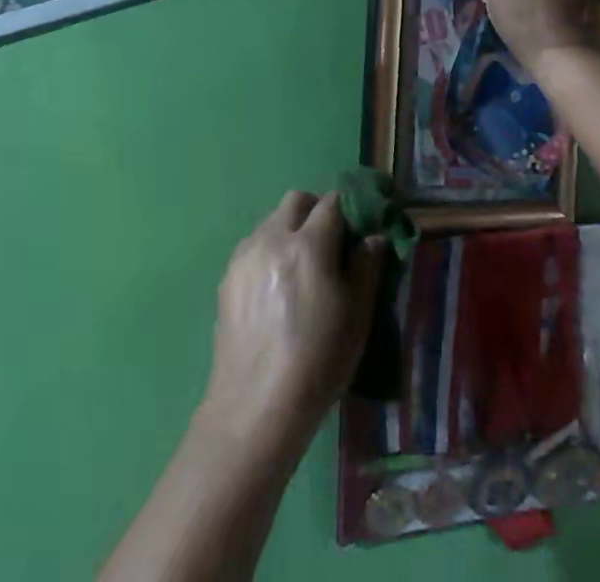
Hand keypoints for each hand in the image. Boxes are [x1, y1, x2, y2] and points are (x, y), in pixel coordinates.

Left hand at [204, 191, 383, 441]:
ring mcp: (243, 255)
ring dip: (291, 229)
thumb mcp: (357, 314)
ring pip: (270, 220)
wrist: (258, 399)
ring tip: (303, 268)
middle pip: (295, 201)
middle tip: (332, 242)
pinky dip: (270, 250)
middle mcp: (270, 239)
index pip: (331, 204)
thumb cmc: (319, 359)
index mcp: (307, 246)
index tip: (360, 226)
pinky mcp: (227, 275)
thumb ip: (366, 266)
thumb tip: (372, 237)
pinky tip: (277, 286)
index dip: (349, 209)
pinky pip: (253, 245)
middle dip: (317, 210)